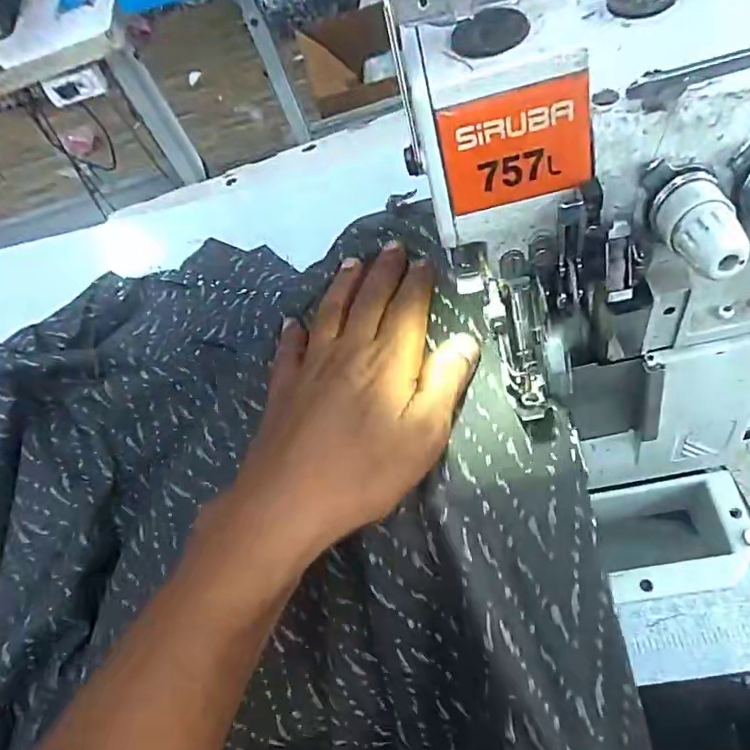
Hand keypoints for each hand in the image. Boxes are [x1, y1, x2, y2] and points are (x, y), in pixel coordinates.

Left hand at [193, 242, 480, 592]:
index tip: (426, 263)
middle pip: (368, 301)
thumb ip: (444, 384)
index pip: (407, 310)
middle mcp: (349, 352)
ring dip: (343, 286)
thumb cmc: (367, 472)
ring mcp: (311, 368)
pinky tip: (294, 323)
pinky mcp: (284, 389)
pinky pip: (291, 349)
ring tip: (352, 264)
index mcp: (388, 362)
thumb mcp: (424, 434)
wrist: (287, 500)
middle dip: (383, 273)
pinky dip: (295, 331)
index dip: (418, 284)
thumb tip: (465, 341)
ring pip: (329, 314)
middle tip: (392, 249)